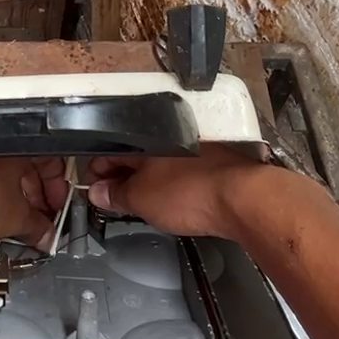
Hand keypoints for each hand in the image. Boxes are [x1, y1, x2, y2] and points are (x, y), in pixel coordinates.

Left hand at [0, 156, 67, 243]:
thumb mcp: (15, 218)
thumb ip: (36, 227)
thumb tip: (45, 235)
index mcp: (17, 149)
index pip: (50, 161)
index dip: (58, 188)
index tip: (56, 208)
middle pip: (27, 169)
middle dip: (36, 197)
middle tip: (40, 220)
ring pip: (3, 175)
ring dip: (14, 199)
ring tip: (16, 224)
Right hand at [86, 145, 281, 238]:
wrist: (243, 197)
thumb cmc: (193, 192)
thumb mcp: (141, 200)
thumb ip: (116, 195)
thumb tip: (99, 193)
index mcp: (142, 139)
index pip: (107, 153)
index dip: (96, 173)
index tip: (94, 191)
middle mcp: (166, 135)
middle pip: (132, 155)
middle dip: (120, 177)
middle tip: (115, 201)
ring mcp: (190, 146)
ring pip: (157, 161)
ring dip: (146, 180)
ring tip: (143, 204)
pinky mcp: (211, 161)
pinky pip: (180, 169)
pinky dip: (170, 183)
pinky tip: (171, 200)